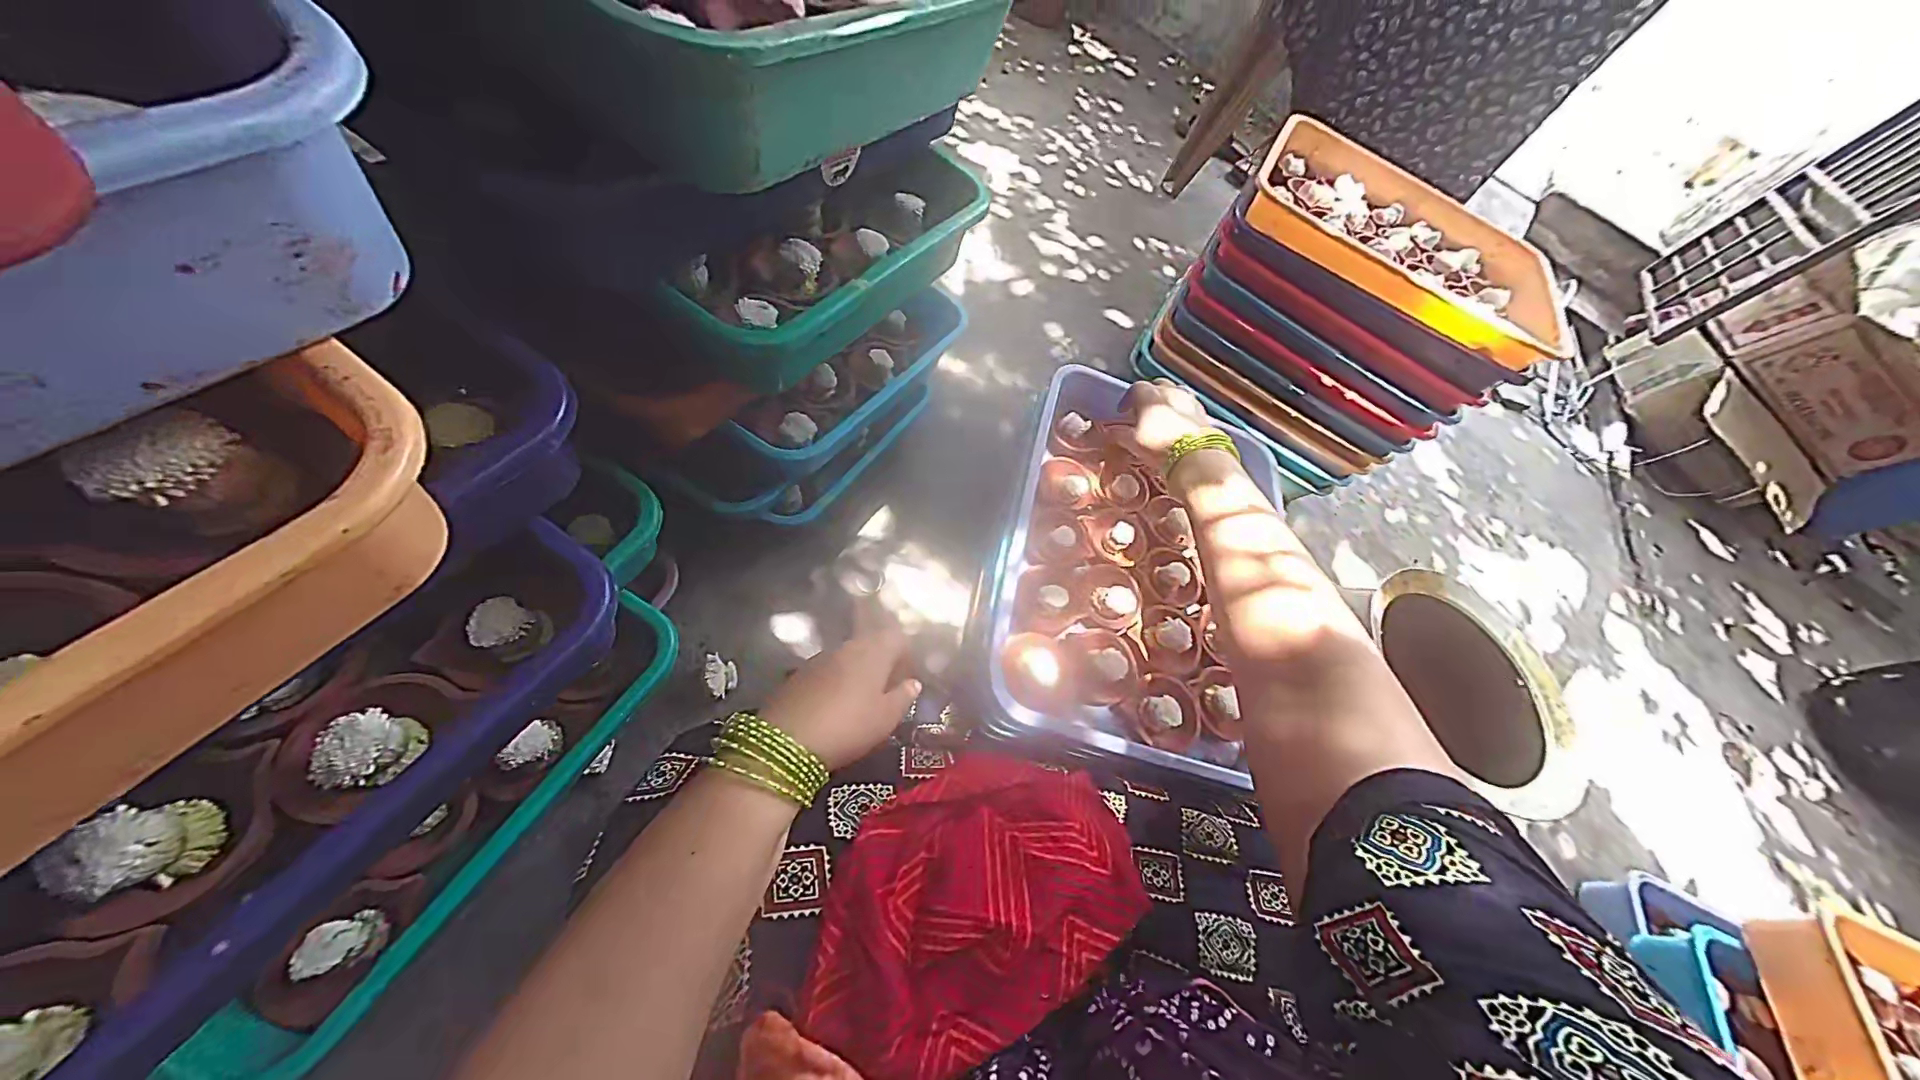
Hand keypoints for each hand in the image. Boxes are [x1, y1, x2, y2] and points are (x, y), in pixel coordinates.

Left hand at [760, 604, 921, 769]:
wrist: (788, 740)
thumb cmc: (848, 726)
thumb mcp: (885, 718)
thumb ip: (903, 697)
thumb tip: (912, 683)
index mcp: (873, 651)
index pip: (897, 637)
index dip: (906, 654)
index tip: (909, 677)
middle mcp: (847, 647)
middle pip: (871, 643)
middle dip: (882, 661)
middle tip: (888, 688)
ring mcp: (819, 658)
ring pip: (848, 656)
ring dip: (858, 671)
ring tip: (862, 699)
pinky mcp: (799, 674)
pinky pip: (828, 670)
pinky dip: (837, 680)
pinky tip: (835, 704)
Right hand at [1116, 379, 1211, 470]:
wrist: (1194, 455)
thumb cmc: (1159, 445)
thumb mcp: (1133, 442)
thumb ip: (1120, 434)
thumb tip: (1111, 432)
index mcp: (1149, 395)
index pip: (1135, 389)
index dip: (1128, 400)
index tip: (1124, 412)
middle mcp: (1169, 391)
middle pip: (1157, 386)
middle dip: (1149, 395)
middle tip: (1143, 411)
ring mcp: (1188, 399)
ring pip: (1175, 391)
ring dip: (1167, 400)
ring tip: (1161, 415)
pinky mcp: (1202, 410)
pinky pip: (1188, 404)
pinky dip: (1180, 409)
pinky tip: (1177, 423)